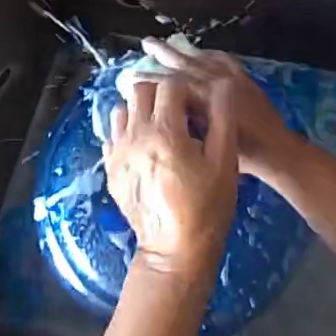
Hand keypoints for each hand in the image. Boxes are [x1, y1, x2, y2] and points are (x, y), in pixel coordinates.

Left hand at [105, 78, 239, 277]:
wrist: (175, 250)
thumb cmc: (207, 206)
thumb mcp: (225, 161)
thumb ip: (222, 118)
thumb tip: (222, 85)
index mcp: (164, 132)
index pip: (169, 86)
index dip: (187, 90)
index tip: (197, 107)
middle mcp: (135, 136)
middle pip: (139, 90)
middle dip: (160, 94)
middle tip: (178, 113)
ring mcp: (117, 153)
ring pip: (121, 110)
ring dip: (139, 110)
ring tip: (159, 127)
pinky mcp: (110, 169)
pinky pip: (112, 135)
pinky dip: (126, 131)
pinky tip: (144, 147)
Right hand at [132, 38, 302, 176]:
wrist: (277, 149)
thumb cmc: (242, 154)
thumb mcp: (208, 143)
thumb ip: (188, 121)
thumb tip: (168, 109)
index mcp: (206, 98)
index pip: (172, 84)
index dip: (150, 80)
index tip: (132, 77)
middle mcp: (218, 81)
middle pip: (185, 63)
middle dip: (163, 53)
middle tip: (146, 43)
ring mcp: (232, 77)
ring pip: (201, 58)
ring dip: (182, 51)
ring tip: (165, 44)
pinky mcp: (243, 77)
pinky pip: (222, 59)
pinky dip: (208, 54)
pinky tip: (200, 52)